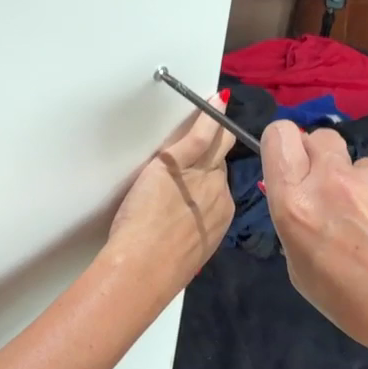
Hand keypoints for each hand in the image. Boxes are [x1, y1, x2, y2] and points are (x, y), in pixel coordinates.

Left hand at [108, 92, 235, 291]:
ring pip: (216, 146)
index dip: (212, 172)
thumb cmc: (158, 267)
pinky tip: (215, 101)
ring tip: (219, 107)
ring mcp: (202, 176)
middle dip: (220, 147)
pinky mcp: (178, 163)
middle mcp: (219, 192)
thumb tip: (188, 220)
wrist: (145, 266)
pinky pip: (201, 136)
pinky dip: (208, 117)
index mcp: (221, 216)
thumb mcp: (189, 248)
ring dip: (217, 129)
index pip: (220, 184)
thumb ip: (193, 228)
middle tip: (221, 128)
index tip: (209, 163)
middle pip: (221, 161)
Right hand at [261, 120, 367, 363]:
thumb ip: (299, 223)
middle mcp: (334, 180)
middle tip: (339, 195)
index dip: (285, 146)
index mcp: (297, 205)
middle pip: (320, 138)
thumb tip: (310, 203)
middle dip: (325, 159)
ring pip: (364, 166)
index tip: (295, 165)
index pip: (279, 136)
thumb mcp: (304, 274)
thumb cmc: (362, 309)